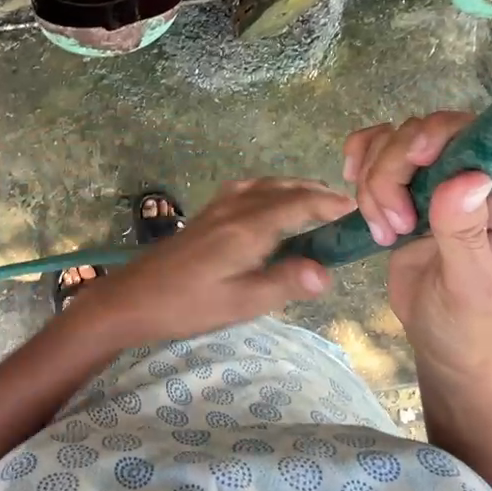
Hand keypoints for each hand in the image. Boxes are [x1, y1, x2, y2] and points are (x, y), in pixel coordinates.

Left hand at [66, 179, 354, 346]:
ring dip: (293, 189)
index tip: (358, 210)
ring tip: (316, 205)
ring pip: (264, 185)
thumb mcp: (241, 303)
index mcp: (247, 227)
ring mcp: (217, 207)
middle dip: (316, 193)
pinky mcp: (206, 214)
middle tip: (344, 210)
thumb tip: (327, 272)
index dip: (329, 205)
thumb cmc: (188, 305)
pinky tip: (271, 205)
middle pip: (283, 188)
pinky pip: (247, 189)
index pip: (299, 204)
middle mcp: (234, 208)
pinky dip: (270, 190)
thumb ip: (284, 283)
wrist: (134, 297)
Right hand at [342, 112, 491, 378]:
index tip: (416, 158)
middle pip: (428, 134)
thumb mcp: (474, 288)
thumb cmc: (471, 325)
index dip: (446, 134)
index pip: (484, 139)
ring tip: (382, 230)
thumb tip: (467, 178)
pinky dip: (359, 164)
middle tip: (394, 224)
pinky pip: (375, 151)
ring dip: (376, 181)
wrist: (443, 345)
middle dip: (396, 170)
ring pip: (394, 142)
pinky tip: (355, 196)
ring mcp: (438, 182)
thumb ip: (466, 234)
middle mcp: (476, 181)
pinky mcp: (404, 188)